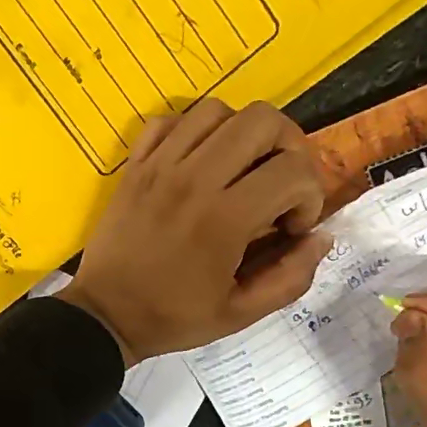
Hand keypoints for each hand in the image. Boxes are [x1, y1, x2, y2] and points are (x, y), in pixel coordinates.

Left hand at [58, 99, 330, 365]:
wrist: (104, 314)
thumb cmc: (173, 316)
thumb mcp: (241, 314)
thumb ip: (291, 277)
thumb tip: (321, 236)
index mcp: (224, 219)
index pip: (293, 169)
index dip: (310, 195)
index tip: (291, 225)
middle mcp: (193, 179)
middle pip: (262, 120)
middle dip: (288, 147)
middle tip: (278, 183)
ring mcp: (159, 165)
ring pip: (217, 110)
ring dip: (242, 133)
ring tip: (241, 169)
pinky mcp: (135, 164)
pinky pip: (170, 120)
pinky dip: (193, 130)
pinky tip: (199, 161)